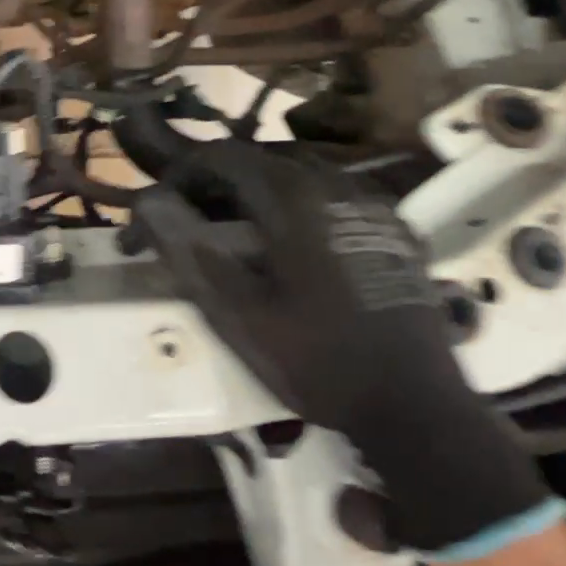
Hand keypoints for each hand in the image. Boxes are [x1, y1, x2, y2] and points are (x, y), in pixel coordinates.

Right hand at [132, 143, 557, 553]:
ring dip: (256, 192)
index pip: (222, 156)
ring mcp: (373, 207)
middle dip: (216, 183)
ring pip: (298, 174)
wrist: (417, 410)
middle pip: (260, 159)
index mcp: (294, 198)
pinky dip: (297, 206)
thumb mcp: (237, 311)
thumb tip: (147, 202)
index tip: (158, 210)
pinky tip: (289, 245)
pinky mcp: (395, 232)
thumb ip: (187, 249)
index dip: (180, 175)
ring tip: (233, 233)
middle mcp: (337, 186)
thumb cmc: (317, 359)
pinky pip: (333, 196)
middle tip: (189, 222)